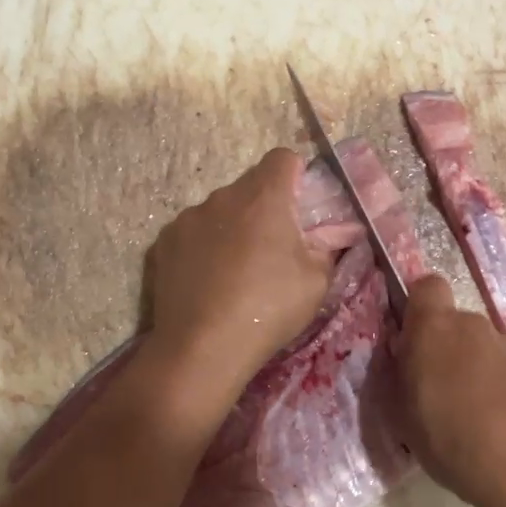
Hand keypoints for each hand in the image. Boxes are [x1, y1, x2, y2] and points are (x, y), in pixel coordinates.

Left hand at [145, 148, 333, 389]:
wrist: (201, 348)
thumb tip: (341, 230)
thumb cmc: (269, 308)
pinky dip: (204, 247)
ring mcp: (188, 218)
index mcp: (264, 197)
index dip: (297, 176)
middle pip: (250, 185)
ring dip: (233, 227)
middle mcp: (223, 197)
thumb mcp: (317, 281)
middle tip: (275, 247)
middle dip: (265, 207)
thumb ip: (329, 246)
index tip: (302, 208)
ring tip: (237, 271)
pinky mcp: (163, 243)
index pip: (283, 158)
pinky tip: (208, 282)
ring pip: (220, 210)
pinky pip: (193, 233)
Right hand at [393, 275, 505, 506]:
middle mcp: (474, 327)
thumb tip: (406, 359)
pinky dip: (497, 390)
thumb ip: (402, 377)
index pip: (426, 287)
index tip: (410, 338)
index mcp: (434, 328)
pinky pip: (505, 372)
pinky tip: (496, 429)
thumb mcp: (404, 415)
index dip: (418, 306)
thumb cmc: (452, 439)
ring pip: (480, 349)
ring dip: (471, 371)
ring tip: (467, 419)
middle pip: (454, 324)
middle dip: (443, 348)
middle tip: (434, 391)